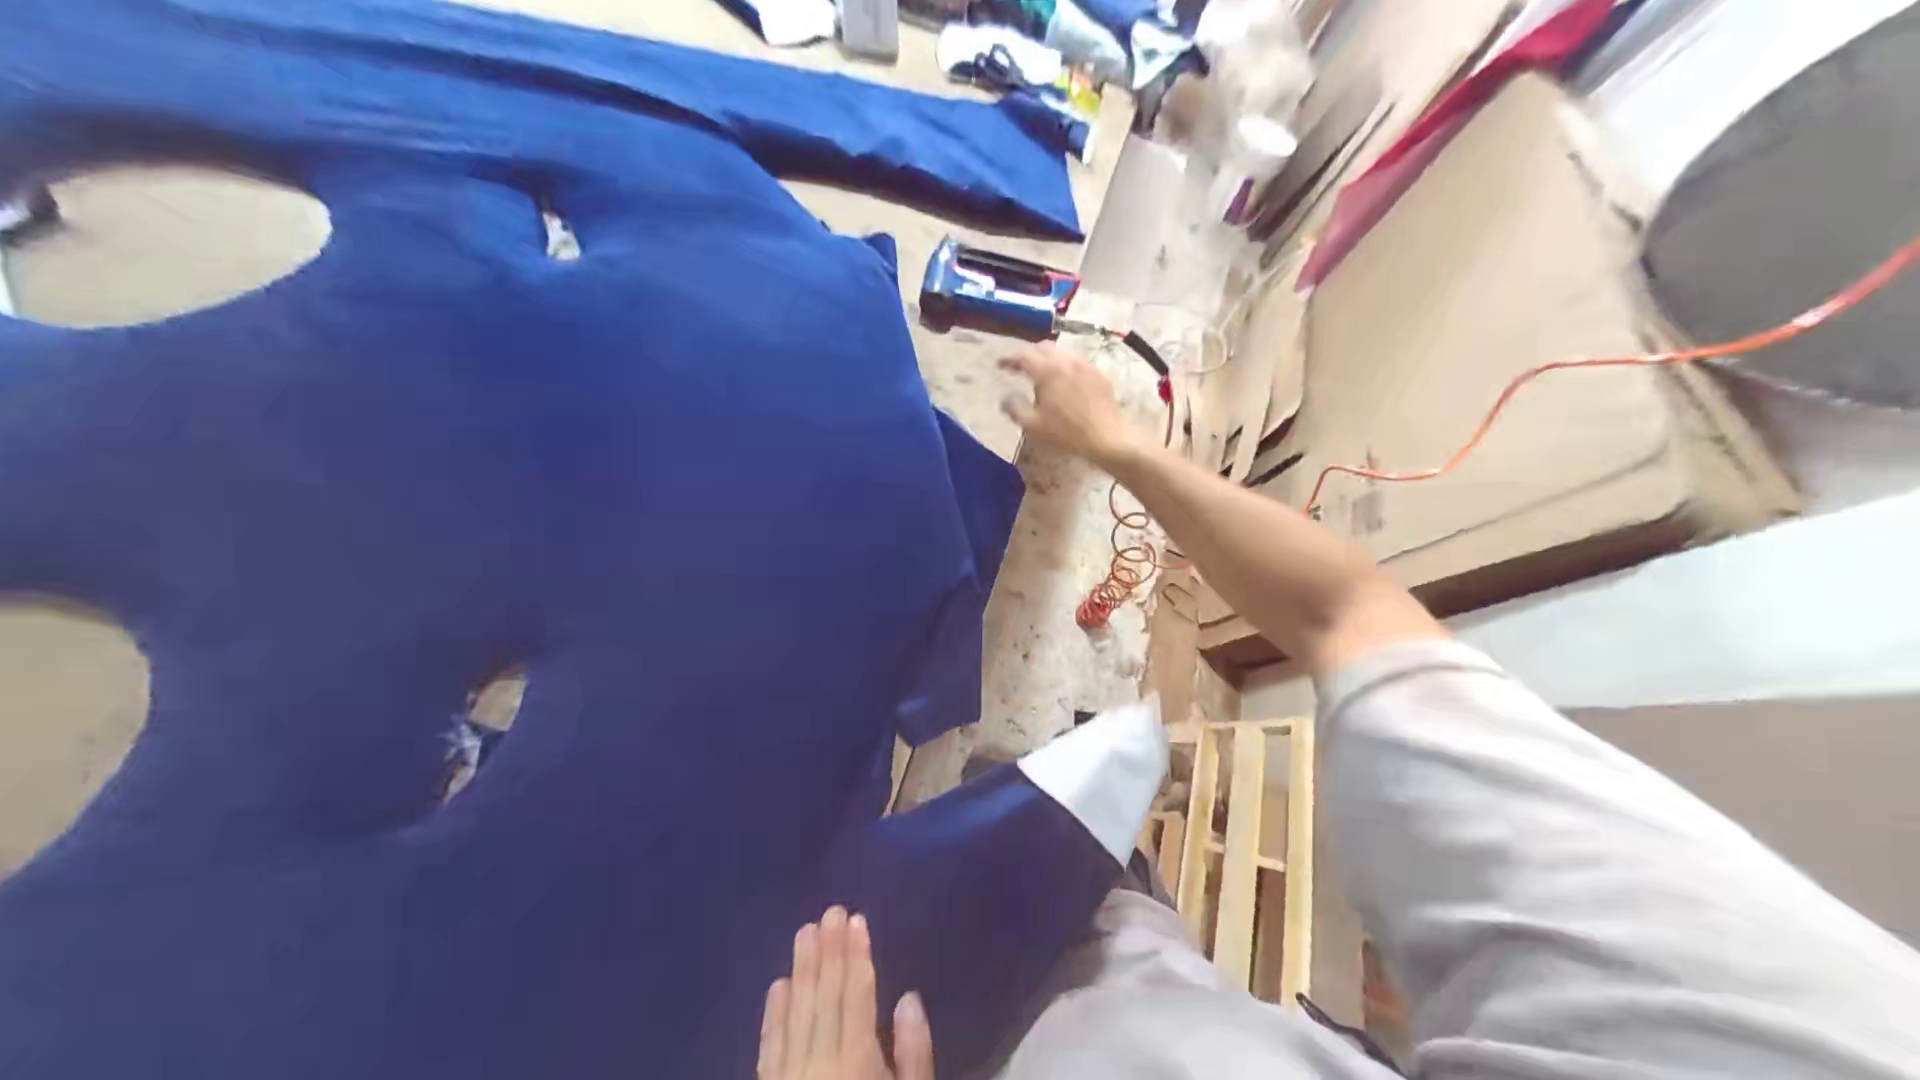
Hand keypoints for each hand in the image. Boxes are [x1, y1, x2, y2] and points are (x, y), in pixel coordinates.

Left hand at [759, 906, 933, 1079]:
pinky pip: (769, 1047)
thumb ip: (914, 1054)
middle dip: (830, 951)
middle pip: (825, 998)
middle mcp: (821, 1063)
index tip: (856, 919)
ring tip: (804, 931)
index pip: (857, 997)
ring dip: (802, 969)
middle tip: (832, 912)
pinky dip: (775, 1014)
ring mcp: (789, 1077)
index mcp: (859, 1063)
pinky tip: (779, 985)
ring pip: (797, 1014)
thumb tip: (909, 997)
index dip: (857, 956)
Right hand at [999, 344, 1140, 467]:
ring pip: (1062, 353)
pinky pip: (1078, 363)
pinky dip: (1066, 367)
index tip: (999, 364)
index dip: (1008, 358)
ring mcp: (1086, 365)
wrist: (1107, 437)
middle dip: (1029, 354)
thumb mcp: (1033, 425)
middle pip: (1043, 348)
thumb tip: (1005, 398)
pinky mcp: (1099, 374)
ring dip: (1048, 359)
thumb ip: (1014, 408)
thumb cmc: (1066, 433)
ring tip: (1043, 374)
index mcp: (1047, 371)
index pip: (1023, 356)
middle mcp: (1066, 361)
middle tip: (1020, 367)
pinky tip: (1066, 381)